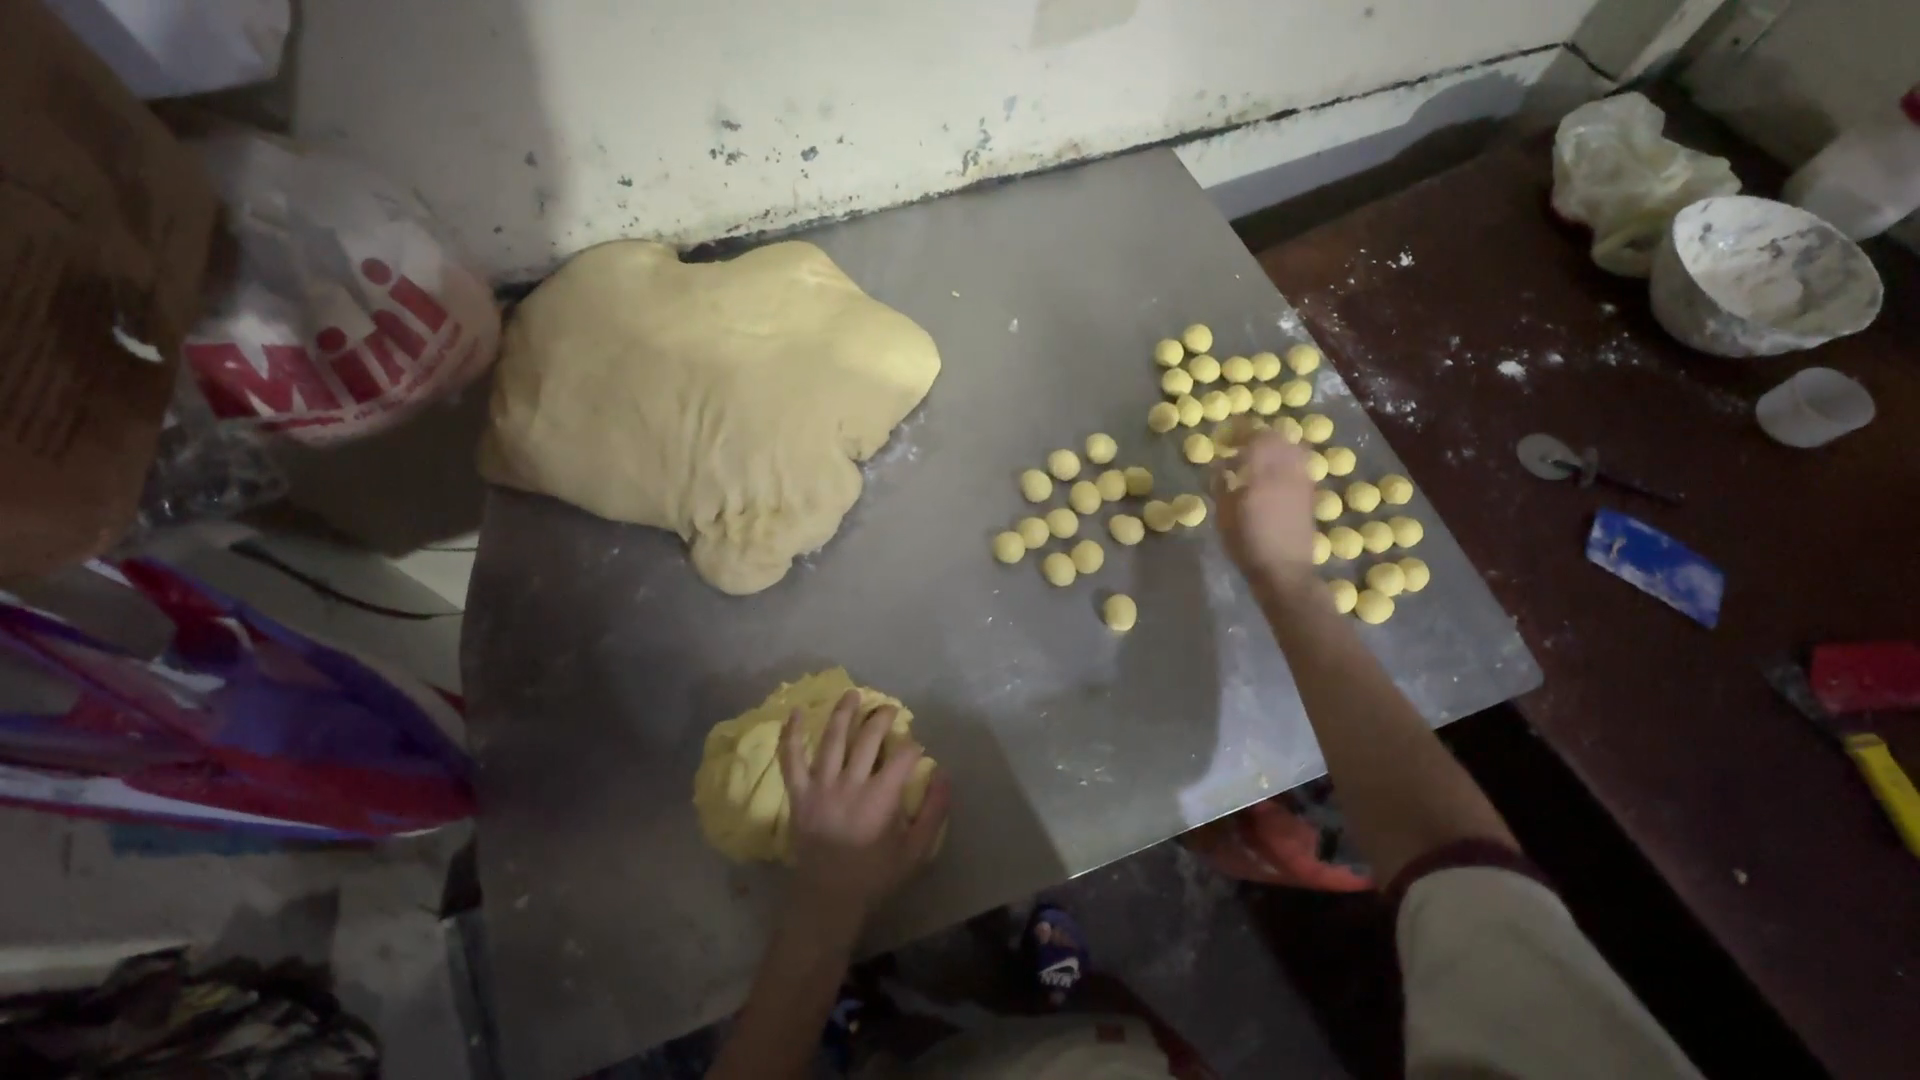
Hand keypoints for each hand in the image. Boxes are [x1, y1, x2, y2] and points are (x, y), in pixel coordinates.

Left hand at [778, 690, 950, 920]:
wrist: (827, 897)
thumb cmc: (875, 876)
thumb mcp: (915, 851)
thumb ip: (933, 812)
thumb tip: (943, 775)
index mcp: (881, 798)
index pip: (903, 757)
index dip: (913, 746)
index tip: (917, 747)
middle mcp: (850, 784)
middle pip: (868, 738)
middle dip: (882, 718)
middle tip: (890, 708)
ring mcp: (821, 786)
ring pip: (833, 739)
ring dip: (844, 713)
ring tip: (853, 694)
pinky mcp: (799, 794)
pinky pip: (791, 759)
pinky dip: (792, 734)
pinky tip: (797, 712)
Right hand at [1213, 428, 1318, 592]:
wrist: (1284, 570)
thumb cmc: (1247, 544)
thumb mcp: (1223, 515)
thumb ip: (1221, 484)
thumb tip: (1219, 465)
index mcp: (1262, 474)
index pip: (1256, 437)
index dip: (1240, 431)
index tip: (1225, 438)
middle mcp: (1286, 471)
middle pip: (1278, 437)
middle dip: (1258, 436)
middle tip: (1240, 445)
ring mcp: (1302, 480)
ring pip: (1294, 447)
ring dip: (1276, 445)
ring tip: (1259, 457)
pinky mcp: (1310, 492)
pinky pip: (1300, 463)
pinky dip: (1287, 459)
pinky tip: (1274, 473)